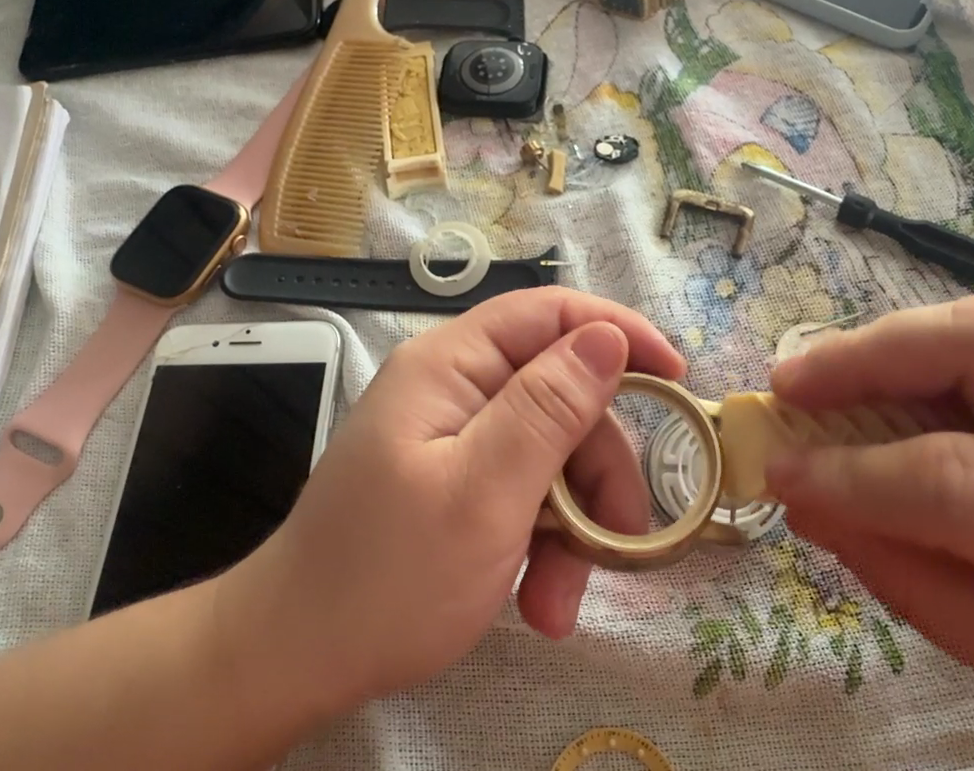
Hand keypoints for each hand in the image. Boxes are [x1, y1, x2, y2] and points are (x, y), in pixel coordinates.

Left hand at [230, 288, 683, 708]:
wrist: (296, 661)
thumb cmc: (387, 577)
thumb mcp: (484, 493)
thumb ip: (550, 408)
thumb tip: (608, 336)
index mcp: (450, 366)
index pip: (548, 313)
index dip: (618, 334)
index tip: (677, 379)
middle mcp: (454, 389)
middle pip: (560, 398)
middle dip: (596, 474)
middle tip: (619, 541)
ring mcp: (454, 439)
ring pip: (550, 456)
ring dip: (573, 528)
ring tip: (557, 603)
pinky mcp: (455, 483)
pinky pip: (523, 493)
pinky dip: (542, 546)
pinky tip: (537, 603)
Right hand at [766, 296, 973, 770]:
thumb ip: (922, 583)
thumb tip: (813, 506)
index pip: (967, 479)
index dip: (853, 472)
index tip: (777, 475)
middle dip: (866, 355)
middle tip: (788, 384)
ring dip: (899, 346)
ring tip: (828, 380)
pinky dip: (948, 361)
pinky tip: (909, 392)